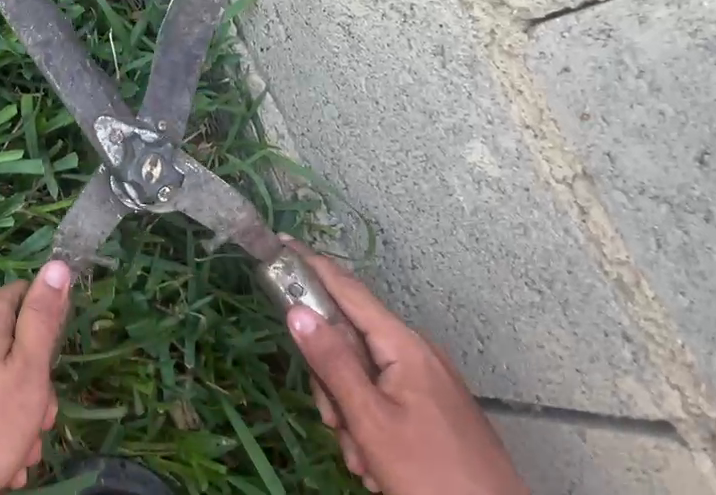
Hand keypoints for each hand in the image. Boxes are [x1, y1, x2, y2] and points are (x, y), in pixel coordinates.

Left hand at [0, 260, 72, 493]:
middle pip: (11, 344)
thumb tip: (57, 265)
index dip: (46, 331)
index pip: (26, 297)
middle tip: (38, 423)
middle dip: (32, 384)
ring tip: (20, 452)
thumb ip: (43, 317)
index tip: (50, 370)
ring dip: (14, 411)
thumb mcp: (29, 369)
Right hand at [284, 242, 526, 494]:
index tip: (282, 244)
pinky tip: (375, 461)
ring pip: (364, 375)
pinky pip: (385, 397)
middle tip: (332, 420)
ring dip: (350, 413)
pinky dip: (370, 424)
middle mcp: (417, 352)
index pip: (349, 290)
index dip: (313, 265)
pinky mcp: (434, 407)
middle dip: (331, 379)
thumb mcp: (371, 421)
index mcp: (404, 345)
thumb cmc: (431, 474)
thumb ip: (332, 364)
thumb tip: (297, 311)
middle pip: (351, 340)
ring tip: (360, 455)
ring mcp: (428, 380)